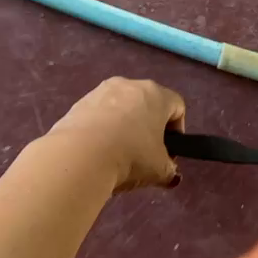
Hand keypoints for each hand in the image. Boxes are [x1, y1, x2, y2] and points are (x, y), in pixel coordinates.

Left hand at [41, 78, 185, 192]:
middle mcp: (130, 84)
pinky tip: (97, 150)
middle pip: (147, 104)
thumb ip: (169, 169)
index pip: (177, 106)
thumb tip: (169, 173)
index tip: (169, 152)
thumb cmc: (130, 156)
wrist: (80, 155)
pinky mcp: (80, 102)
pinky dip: (102, 128)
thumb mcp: (159, 170)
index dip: (177, 130)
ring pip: (121, 107)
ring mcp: (102, 90)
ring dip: (124, 126)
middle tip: (145, 154)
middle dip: (149, 127)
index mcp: (155, 94)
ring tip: (117, 154)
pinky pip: (99, 114)